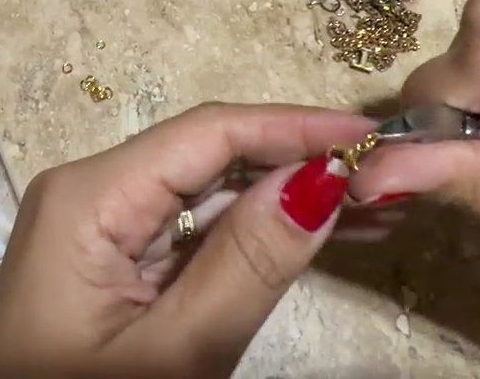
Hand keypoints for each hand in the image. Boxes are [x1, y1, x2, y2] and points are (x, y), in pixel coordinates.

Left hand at [0, 104, 399, 378]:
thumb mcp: (173, 354)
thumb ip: (244, 265)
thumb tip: (319, 180)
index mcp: (89, 194)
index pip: (204, 134)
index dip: (291, 126)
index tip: (371, 133)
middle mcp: (91, 190)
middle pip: (206, 156)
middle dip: (297, 160)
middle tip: (390, 174)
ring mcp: (100, 224)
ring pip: (205, 193)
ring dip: (286, 196)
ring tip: (377, 204)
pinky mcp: (112, 258)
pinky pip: (190, 231)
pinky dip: (253, 232)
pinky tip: (316, 234)